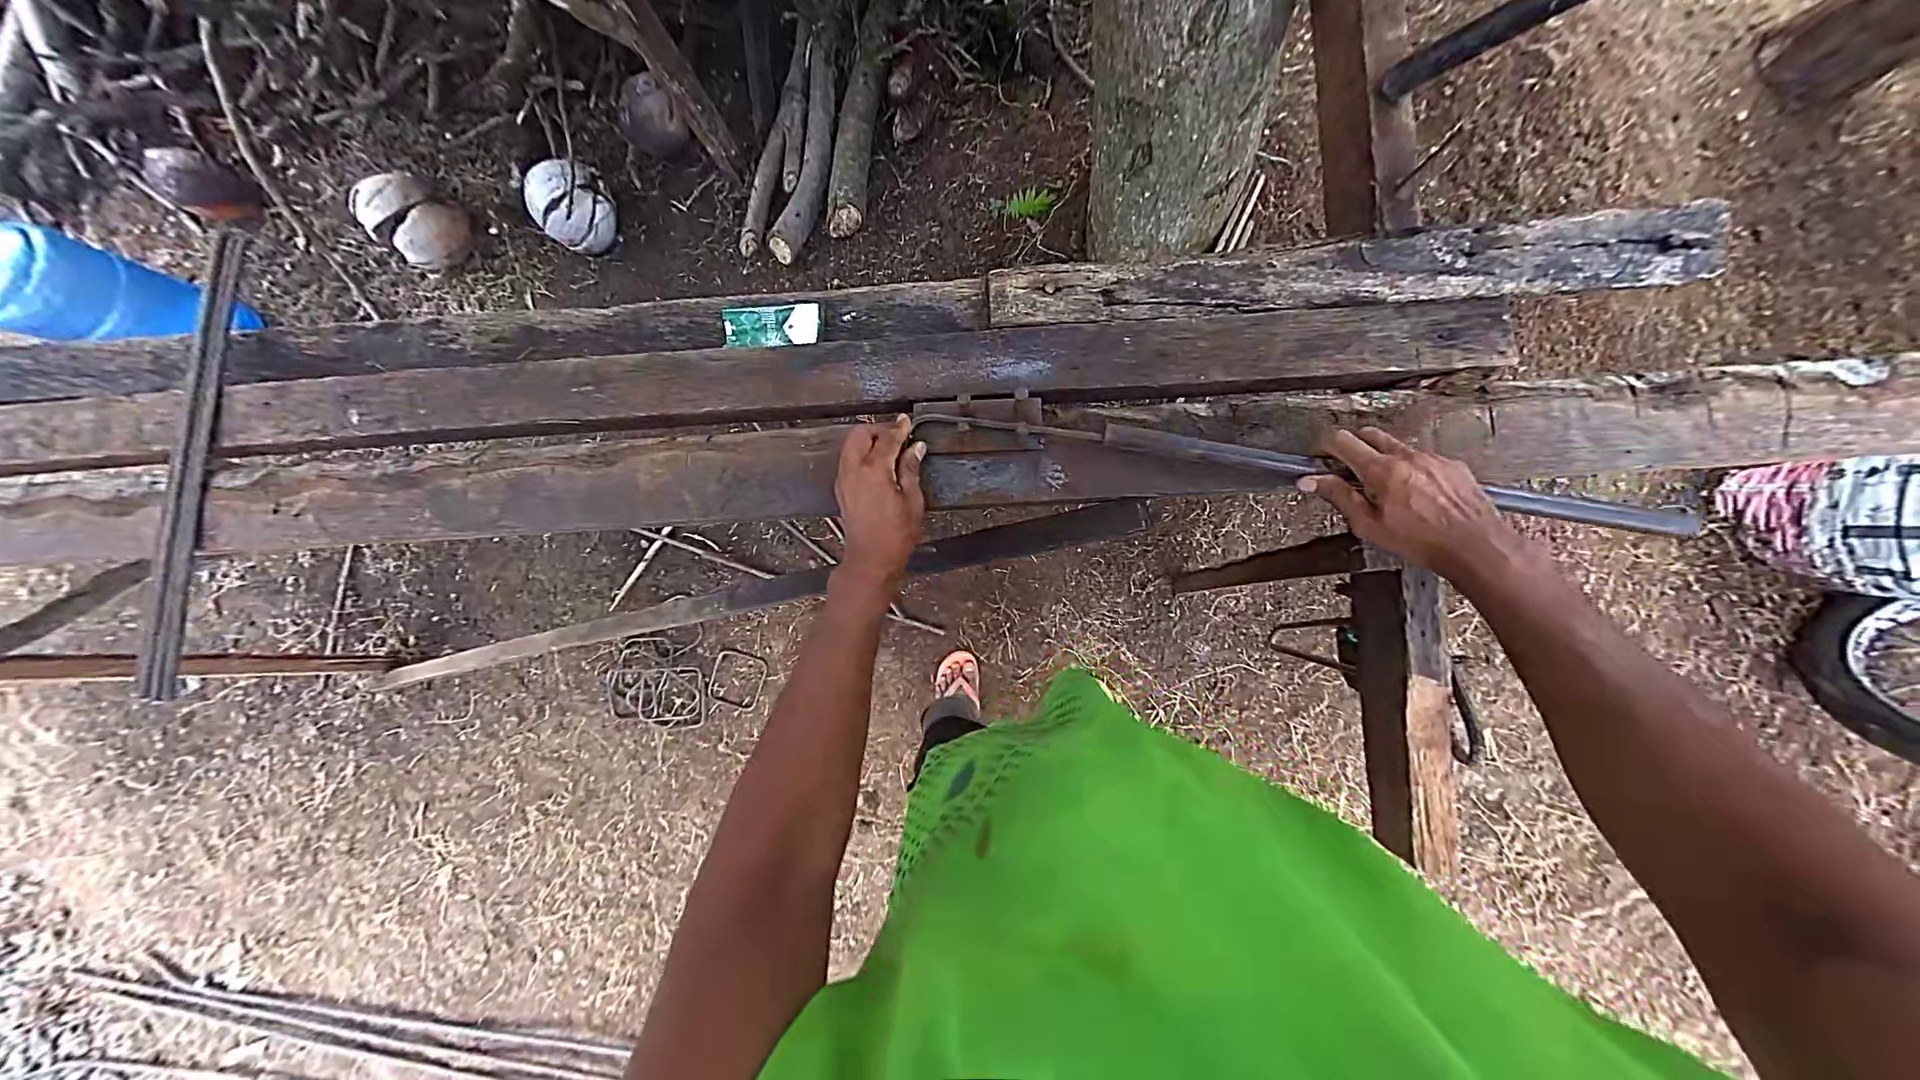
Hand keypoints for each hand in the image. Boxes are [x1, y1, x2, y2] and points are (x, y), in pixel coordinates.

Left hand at [834, 416, 925, 585]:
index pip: (887, 439)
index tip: (907, 422)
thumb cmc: (896, 535)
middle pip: (860, 435)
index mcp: (874, 470)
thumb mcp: (912, 500)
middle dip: (879, 429)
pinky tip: (877, 462)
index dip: (899, 428)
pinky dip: (860, 453)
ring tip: (889, 447)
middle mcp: (853, 471)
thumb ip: (911, 469)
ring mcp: (844, 480)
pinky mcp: (841, 490)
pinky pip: (848, 460)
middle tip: (897, 434)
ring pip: (850, 446)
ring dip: (868, 440)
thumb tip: (915, 448)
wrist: (871, 559)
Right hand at [1296, 428, 1531, 582]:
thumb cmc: (1423, 540)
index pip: (1344, 442)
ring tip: (1384, 488)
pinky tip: (1414, 494)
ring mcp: (1433, 459)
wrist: (1475, 546)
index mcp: (1382, 471)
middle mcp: (1408, 457)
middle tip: (1346, 466)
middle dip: (1354, 445)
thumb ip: (1339, 496)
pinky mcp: (1452, 465)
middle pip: (1371, 434)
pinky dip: (1411, 469)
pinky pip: (1423, 459)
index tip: (1322, 456)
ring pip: (1398, 448)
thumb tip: (1312, 481)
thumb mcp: (1368, 524)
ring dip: (1384, 459)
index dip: (1327, 447)